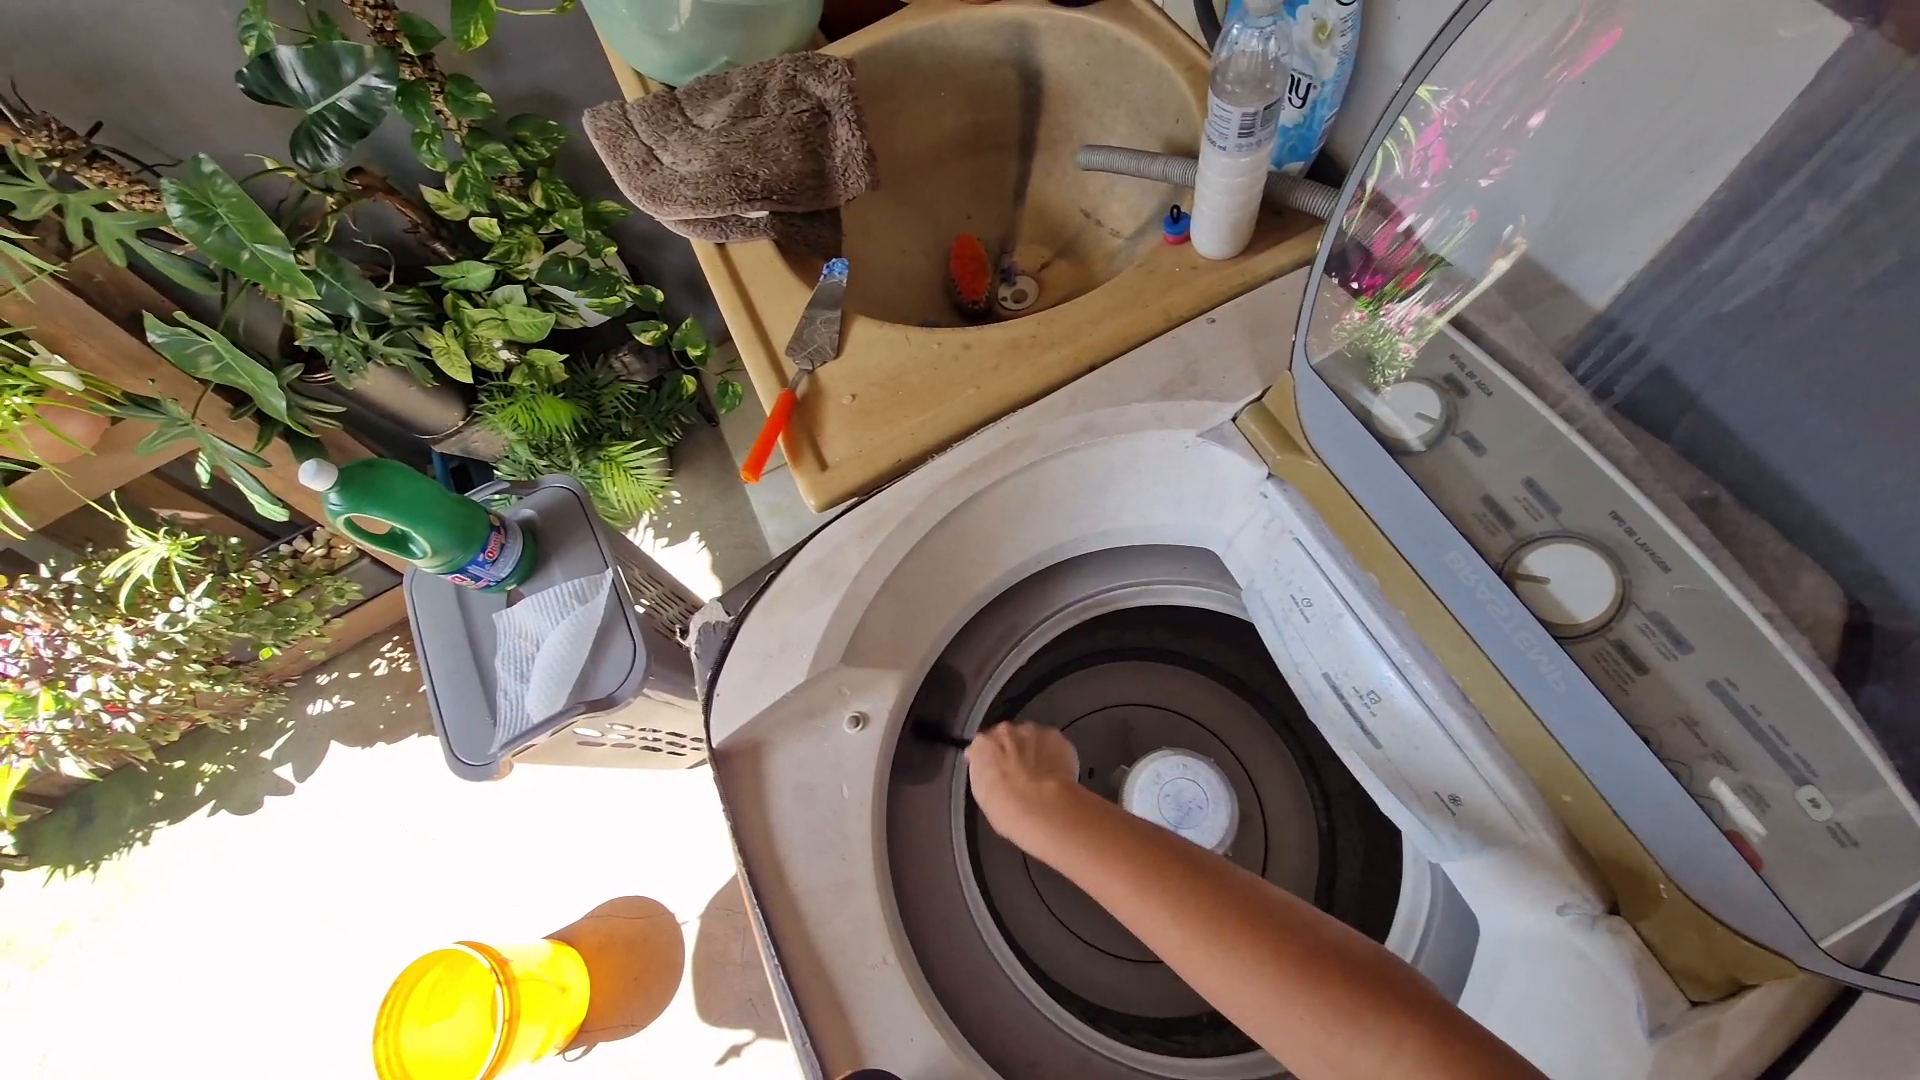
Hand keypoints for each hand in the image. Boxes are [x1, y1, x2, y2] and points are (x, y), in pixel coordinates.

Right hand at [966, 721, 1081, 844]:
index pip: (982, 745)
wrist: (1038, 804)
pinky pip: (1052, 743)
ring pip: (1031, 737)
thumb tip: (992, 774)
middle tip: (1019, 772)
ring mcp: (1031, 731)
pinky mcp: (1054, 737)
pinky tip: (1056, 773)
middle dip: (1012, 750)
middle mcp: (1005, 732)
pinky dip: (1054, 754)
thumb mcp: (982, 793)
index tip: (994, 769)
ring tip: (1040, 775)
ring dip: (1033, 750)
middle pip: (1007, 736)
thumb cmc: (1006, 806)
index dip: (990, 758)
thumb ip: (985, 774)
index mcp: (983, 745)